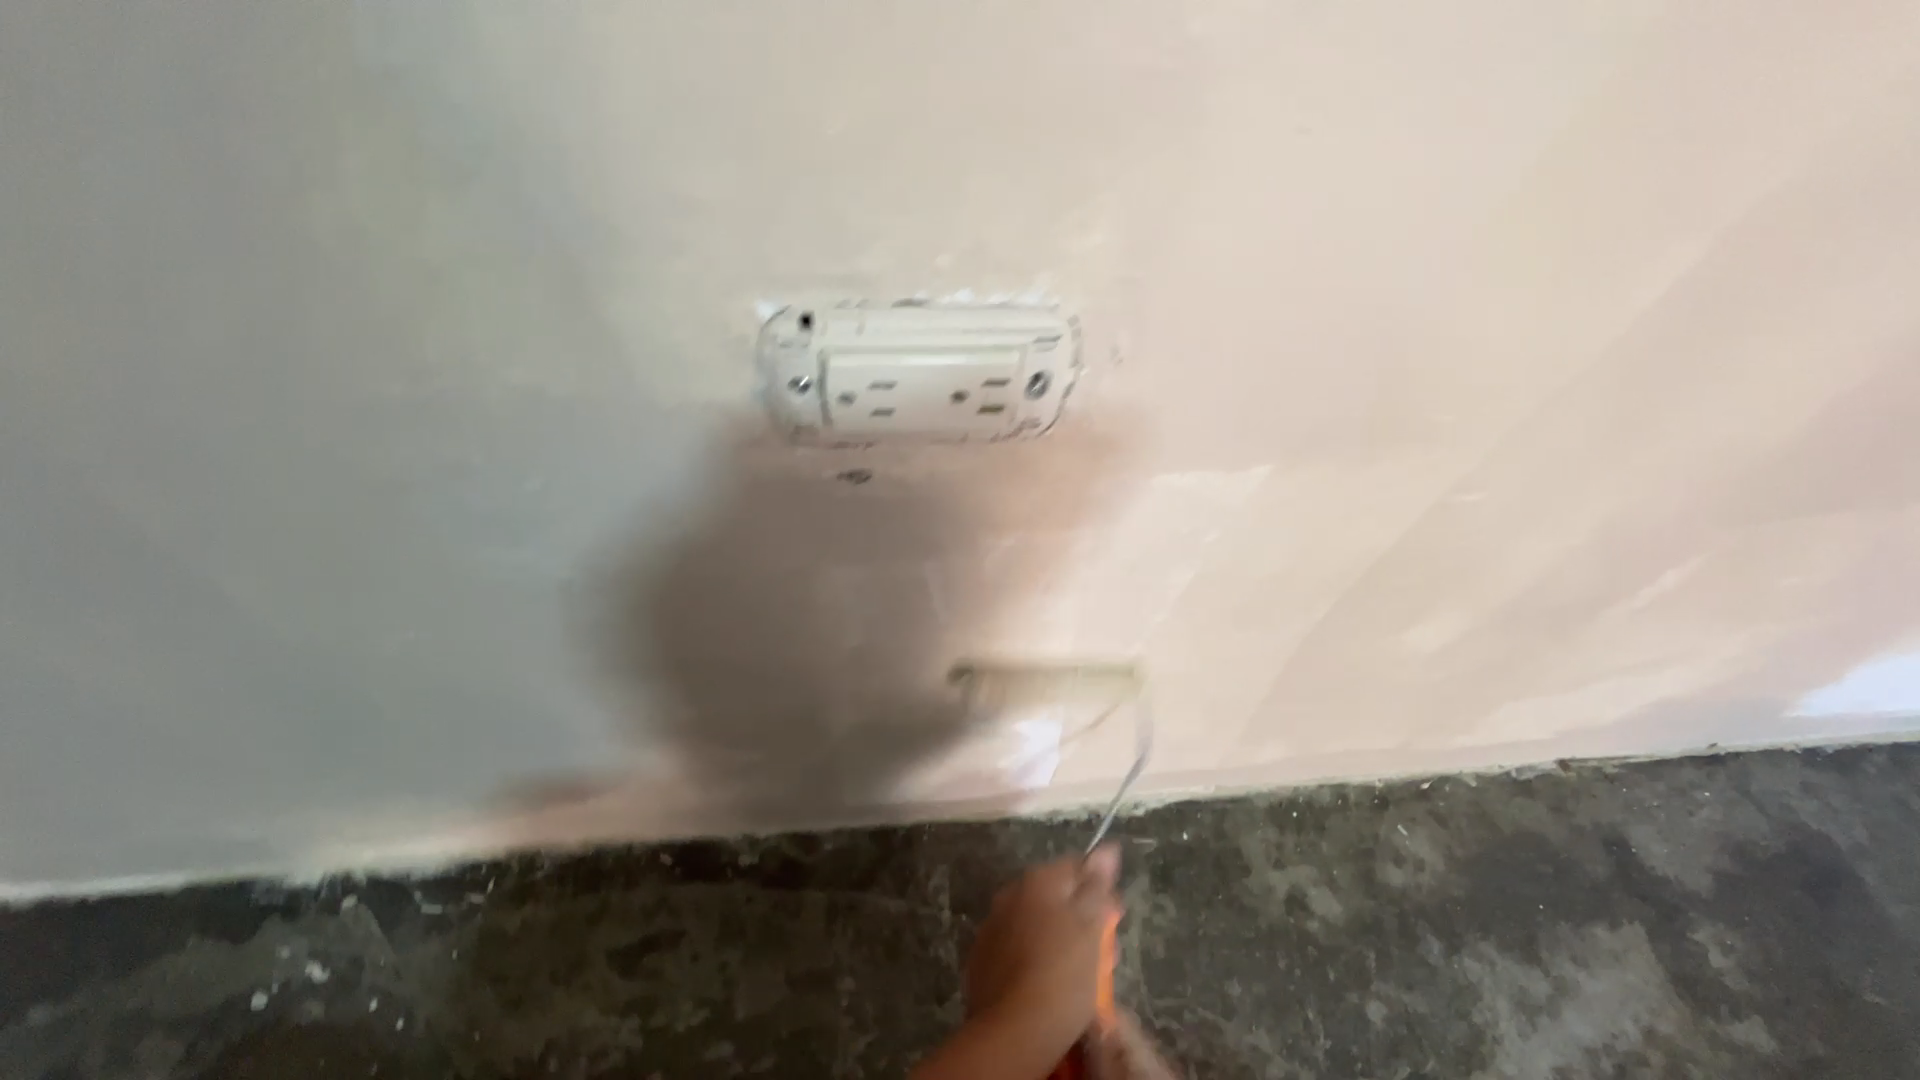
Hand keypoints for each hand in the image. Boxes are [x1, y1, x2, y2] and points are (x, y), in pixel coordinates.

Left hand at [964, 845, 1121, 1048]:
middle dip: (1082, 918)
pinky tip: (1047, 981)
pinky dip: (1034, 956)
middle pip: (1055, 897)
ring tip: (1080, 974)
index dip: (1100, 889)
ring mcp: (992, 926)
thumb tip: (1107, 848)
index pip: (1076, 867)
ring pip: (1036, 923)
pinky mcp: (982, 958)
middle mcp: (1010, 894)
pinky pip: (1017, 947)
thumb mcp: (1090, 926)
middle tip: (1102, 952)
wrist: (1014, 1029)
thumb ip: (1097, 884)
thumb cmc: (1063, 974)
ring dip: (1060, 938)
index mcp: (1038, 880)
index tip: (1114, 917)